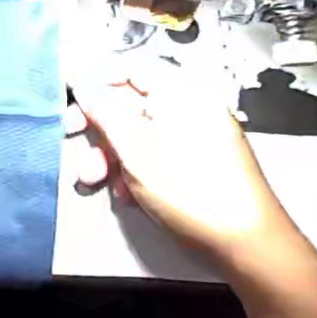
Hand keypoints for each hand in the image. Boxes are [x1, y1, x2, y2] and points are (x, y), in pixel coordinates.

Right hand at [69, 74, 316, 285]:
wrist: (246, 247)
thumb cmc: (191, 191)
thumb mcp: (135, 148)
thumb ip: (103, 110)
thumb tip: (80, 80)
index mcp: (182, 95)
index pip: (128, 71)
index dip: (95, 83)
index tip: (70, 102)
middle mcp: (189, 111)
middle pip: (128, 106)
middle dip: (97, 128)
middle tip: (72, 139)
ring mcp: (194, 139)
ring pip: (137, 136)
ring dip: (109, 156)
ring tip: (96, 180)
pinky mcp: (196, 166)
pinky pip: (154, 156)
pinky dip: (134, 171)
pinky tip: (127, 193)